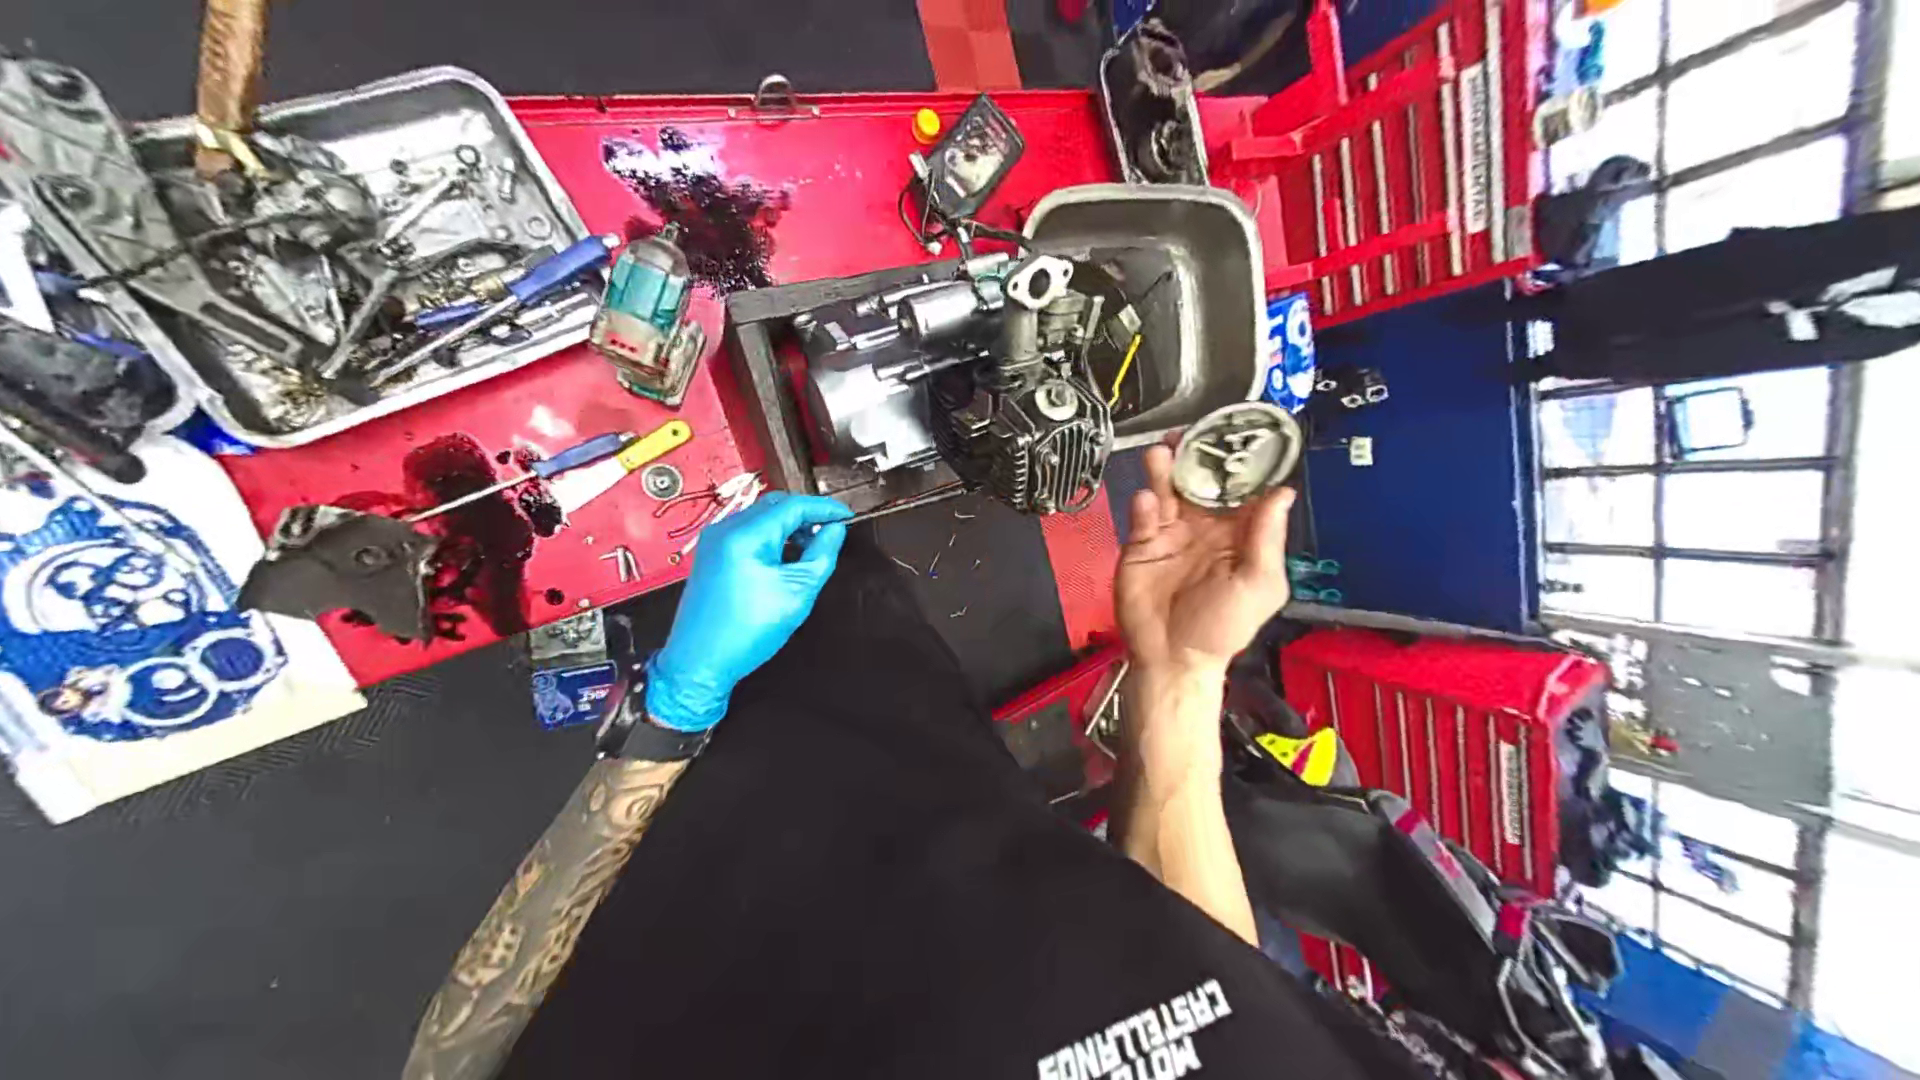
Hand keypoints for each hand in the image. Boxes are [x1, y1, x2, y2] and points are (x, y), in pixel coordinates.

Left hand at [646, 492, 851, 730]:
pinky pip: (748, 531)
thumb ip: (822, 554)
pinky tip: (787, 555)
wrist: (699, 661)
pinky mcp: (711, 553)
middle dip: (807, 513)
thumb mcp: (798, 592)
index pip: (793, 505)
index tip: (847, 515)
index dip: (825, 508)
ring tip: (813, 545)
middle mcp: (726, 529)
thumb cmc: (748, 631)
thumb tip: (836, 530)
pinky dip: (772, 536)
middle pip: (775, 505)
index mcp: (746, 535)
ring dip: (789, 525)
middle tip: (833, 529)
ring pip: (761, 516)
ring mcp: (715, 540)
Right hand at [1115, 442, 1295, 679]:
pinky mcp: (1140, 546)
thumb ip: (1266, 538)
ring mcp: (1170, 536)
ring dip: (1164, 471)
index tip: (1238, 437)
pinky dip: (1143, 506)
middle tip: (1190, 434)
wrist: (1172, 657)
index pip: (1240, 490)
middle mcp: (1203, 529)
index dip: (1238, 464)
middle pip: (1198, 483)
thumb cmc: (1221, 628)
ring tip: (1162, 452)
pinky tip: (1147, 501)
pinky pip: (1141, 518)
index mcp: (1237, 536)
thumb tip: (1283, 492)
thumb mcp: (1258, 584)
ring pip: (1167, 492)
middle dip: (1194, 458)